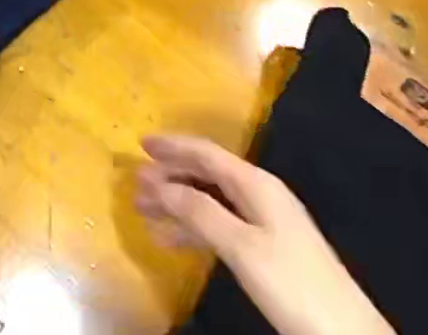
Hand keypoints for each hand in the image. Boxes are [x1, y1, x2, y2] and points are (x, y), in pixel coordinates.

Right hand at [135, 135, 393, 334]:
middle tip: (135, 186)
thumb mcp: (241, 246)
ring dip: (177, 206)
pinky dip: (194, 229)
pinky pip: (220, 226)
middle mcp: (259, 194)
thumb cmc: (292, 283)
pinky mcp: (267, 250)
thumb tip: (160, 184)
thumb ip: (199, 212)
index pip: (207, 154)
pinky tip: (172, 241)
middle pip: (207, 176)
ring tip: (145, 214)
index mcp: (256, 184)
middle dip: (170, 178)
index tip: (141, 144)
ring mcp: (265, 223)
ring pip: (211, 202)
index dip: (173, 147)